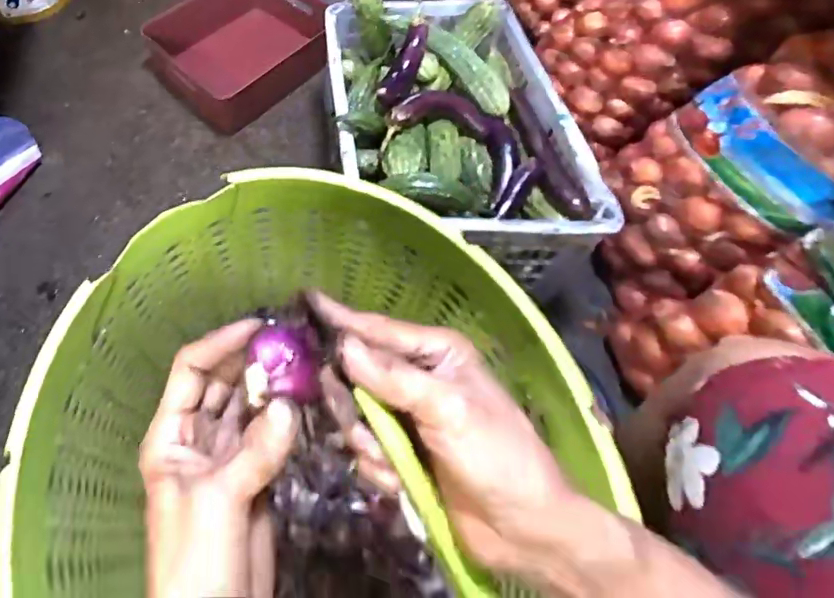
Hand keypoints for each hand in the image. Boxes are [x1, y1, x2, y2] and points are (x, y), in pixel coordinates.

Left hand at [140, 319, 298, 597]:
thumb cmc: (194, 557)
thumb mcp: (219, 498)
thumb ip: (254, 450)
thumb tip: (288, 404)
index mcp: (170, 434)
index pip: (191, 371)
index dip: (219, 344)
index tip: (256, 328)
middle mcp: (195, 438)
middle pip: (220, 385)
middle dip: (248, 361)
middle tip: (287, 342)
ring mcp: (224, 460)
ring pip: (246, 410)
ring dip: (268, 387)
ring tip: (300, 362)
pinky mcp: (252, 482)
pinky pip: (266, 439)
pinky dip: (282, 420)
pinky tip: (304, 401)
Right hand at [308, 293, 585, 578]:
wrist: (530, 533)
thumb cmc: (498, 456)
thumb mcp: (448, 409)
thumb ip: (393, 378)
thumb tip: (344, 346)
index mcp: (434, 353)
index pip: (377, 329)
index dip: (339, 317)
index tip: (303, 299)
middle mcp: (416, 377)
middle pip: (356, 372)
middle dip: (351, 399)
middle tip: (352, 415)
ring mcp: (407, 417)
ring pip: (355, 413)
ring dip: (366, 439)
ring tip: (389, 459)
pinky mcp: (402, 453)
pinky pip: (365, 449)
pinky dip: (378, 467)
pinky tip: (401, 481)